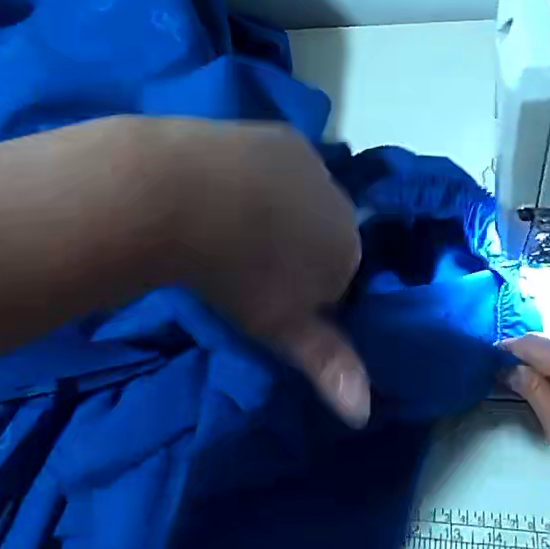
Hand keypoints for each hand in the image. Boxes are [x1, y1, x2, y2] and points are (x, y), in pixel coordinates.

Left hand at [145, 119, 369, 426]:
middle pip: (324, 233)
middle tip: (243, 262)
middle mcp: (341, 203)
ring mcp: (311, 163)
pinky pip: (277, 164)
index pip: (339, 279)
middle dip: (296, 247)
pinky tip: (224, 187)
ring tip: (227, 224)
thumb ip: (326, 364)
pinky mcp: (278, 134)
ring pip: (301, 196)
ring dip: (276, 209)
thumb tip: (364, 414)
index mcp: (348, 251)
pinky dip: (258, 176)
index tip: (265, 297)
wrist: (185, 195)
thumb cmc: (236, 272)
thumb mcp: (278, 327)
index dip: (304, 291)